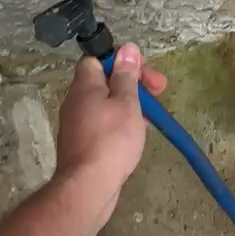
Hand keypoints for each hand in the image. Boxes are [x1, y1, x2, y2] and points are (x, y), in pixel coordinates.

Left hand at [55, 44, 166, 198]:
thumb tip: (127, 49)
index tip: (143, 71)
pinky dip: (120, 122)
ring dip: (129, 103)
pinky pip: (103, 122)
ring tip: (151, 115)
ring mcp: (77, 124)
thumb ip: (127, 76)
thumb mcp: (127, 102)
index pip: (97, 59)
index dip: (121, 60)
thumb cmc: (112, 139)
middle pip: (104, 81)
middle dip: (133, 82)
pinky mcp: (83, 143)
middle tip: (158, 90)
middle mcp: (76, 101)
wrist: (89, 186)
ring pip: (106, 103)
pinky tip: (136, 133)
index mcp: (85, 86)